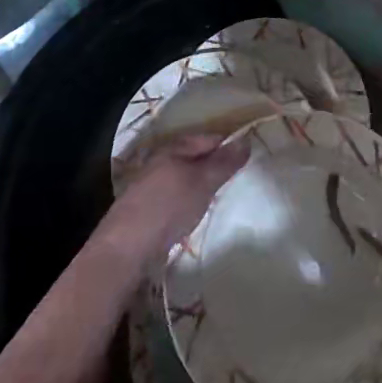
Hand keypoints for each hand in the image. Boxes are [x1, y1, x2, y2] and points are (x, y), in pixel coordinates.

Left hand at [96, 133, 249, 263]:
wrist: (129, 244)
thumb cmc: (168, 205)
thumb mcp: (202, 181)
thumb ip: (223, 163)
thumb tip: (245, 139)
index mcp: (171, 149)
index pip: (206, 138)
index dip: (228, 144)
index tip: (252, 156)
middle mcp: (160, 162)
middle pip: (194, 158)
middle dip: (216, 165)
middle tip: (243, 177)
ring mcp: (153, 186)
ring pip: (186, 178)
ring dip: (204, 185)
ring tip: (226, 194)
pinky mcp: (151, 209)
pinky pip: (178, 198)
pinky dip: (192, 201)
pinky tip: (200, 212)